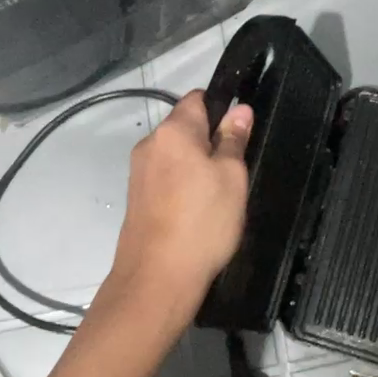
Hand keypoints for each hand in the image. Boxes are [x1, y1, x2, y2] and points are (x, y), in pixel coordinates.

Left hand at [108, 91, 253, 307]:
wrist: (158, 277)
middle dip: (209, 142)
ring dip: (196, 167)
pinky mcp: (136, 198)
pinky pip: (165, 178)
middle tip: (235, 171)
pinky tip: (197, 212)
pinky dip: (182, 187)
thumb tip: (240, 110)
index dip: (222, 109)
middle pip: (185, 128)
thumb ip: (234, 140)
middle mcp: (150, 144)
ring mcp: (139, 173)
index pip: (198, 99)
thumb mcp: (232, 177)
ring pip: (175, 156)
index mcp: (173, 131)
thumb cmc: (202, 221)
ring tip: (219, 197)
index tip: (240, 133)